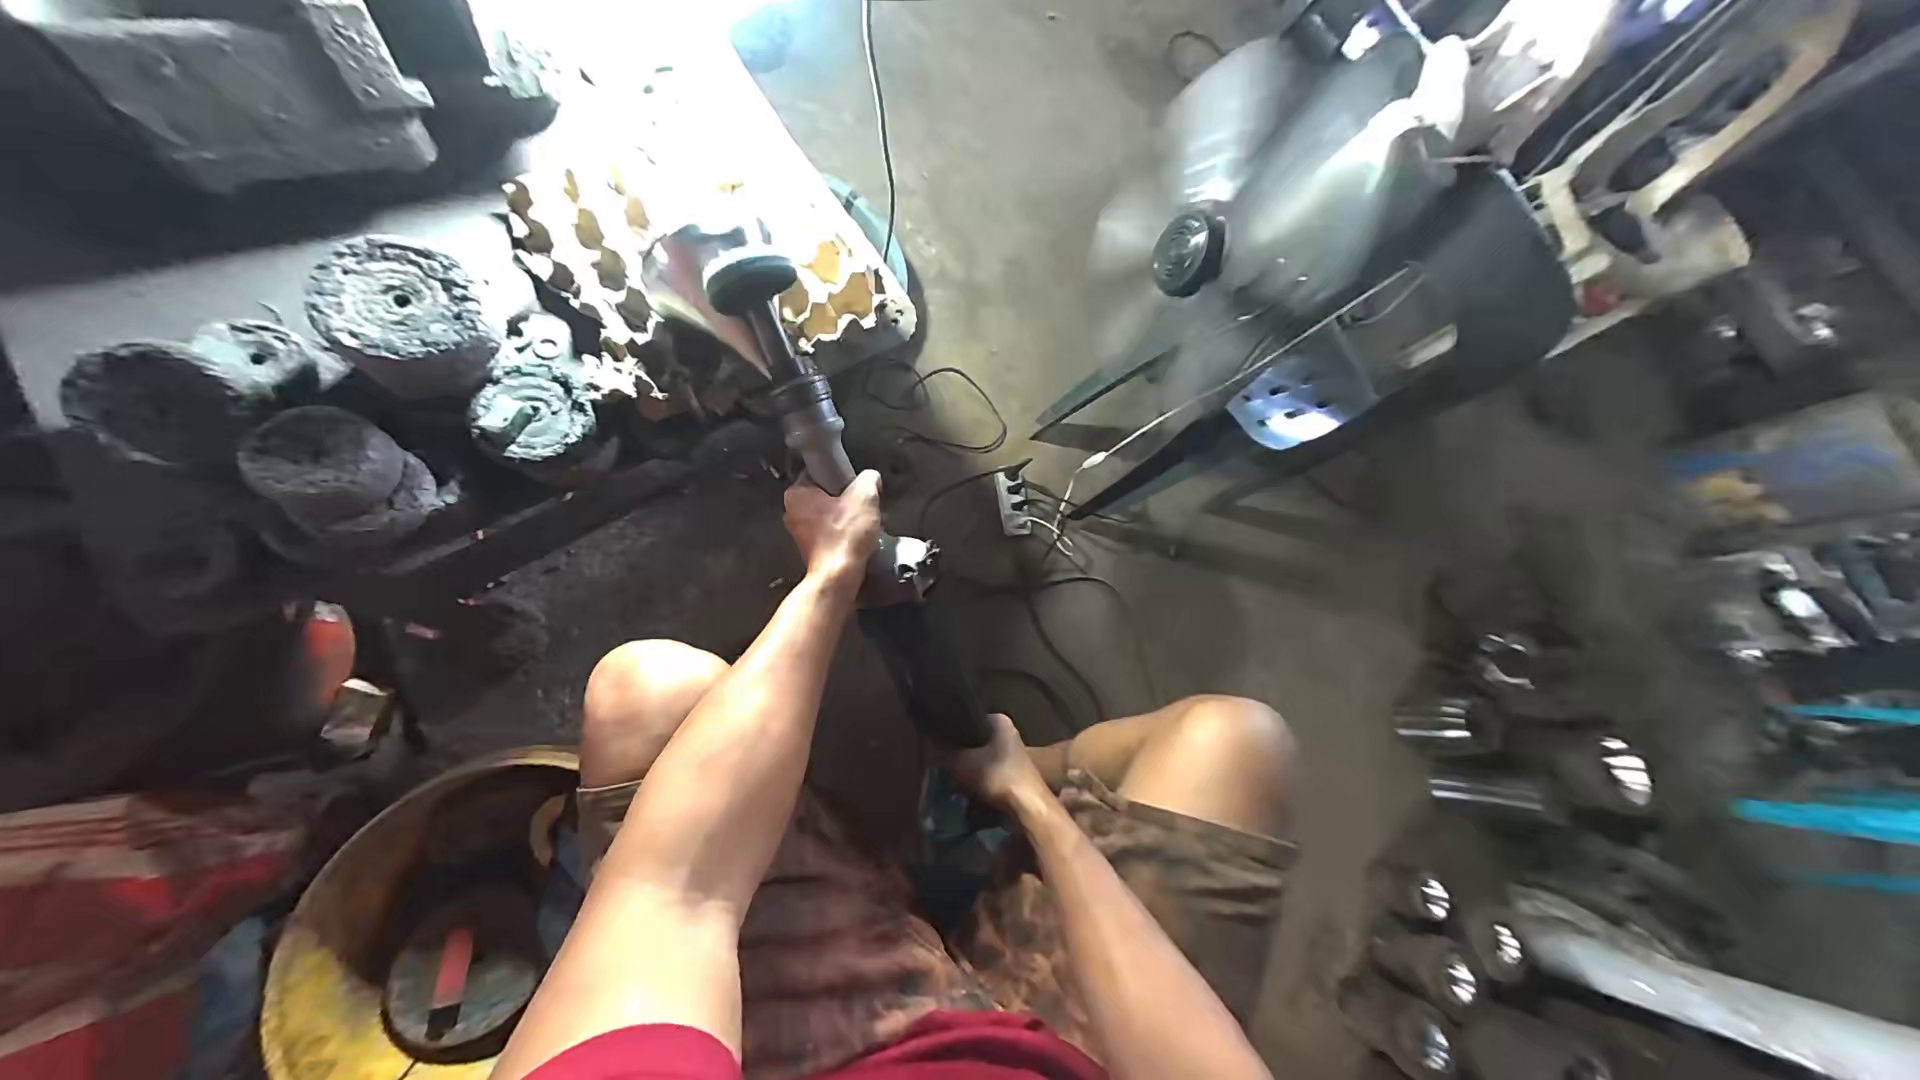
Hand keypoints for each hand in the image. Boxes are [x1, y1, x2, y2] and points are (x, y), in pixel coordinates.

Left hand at [784, 470, 882, 585]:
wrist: (839, 576)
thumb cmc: (845, 536)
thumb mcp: (865, 496)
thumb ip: (869, 479)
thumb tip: (871, 479)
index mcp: (796, 495)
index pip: (818, 472)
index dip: (838, 475)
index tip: (852, 483)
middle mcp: (792, 514)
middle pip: (825, 496)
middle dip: (844, 499)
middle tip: (860, 504)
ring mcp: (801, 535)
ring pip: (829, 516)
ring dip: (846, 518)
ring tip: (861, 523)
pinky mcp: (812, 551)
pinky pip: (831, 535)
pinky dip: (844, 536)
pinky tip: (857, 539)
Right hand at [944, 713, 1049, 814]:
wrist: (1027, 806)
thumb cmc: (995, 775)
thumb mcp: (961, 761)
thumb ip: (944, 750)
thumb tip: (931, 743)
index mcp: (999, 720)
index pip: (967, 719)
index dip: (951, 731)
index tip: (937, 743)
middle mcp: (1009, 732)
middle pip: (974, 740)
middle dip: (959, 753)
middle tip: (942, 763)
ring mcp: (1014, 753)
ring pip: (981, 757)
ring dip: (967, 768)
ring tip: (951, 777)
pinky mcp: (1015, 772)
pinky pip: (989, 771)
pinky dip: (978, 779)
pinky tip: (966, 790)